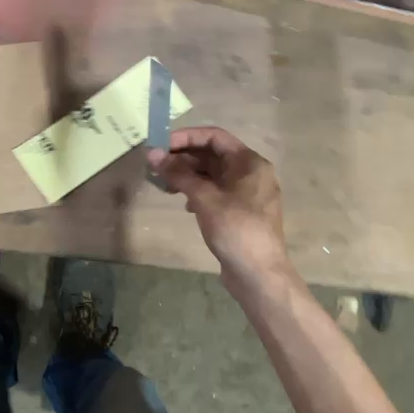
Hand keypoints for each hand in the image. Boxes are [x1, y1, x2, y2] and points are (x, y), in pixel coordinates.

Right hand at [149, 126, 292, 286]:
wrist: (260, 276)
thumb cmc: (235, 229)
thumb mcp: (204, 197)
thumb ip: (178, 173)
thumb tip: (152, 153)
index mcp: (249, 163)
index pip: (214, 136)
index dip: (186, 136)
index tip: (161, 144)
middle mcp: (251, 173)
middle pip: (212, 155)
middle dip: (183, 158)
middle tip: (156, 165)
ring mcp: (247, 194)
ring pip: (212, 174)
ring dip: (187, 175)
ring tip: (165, 185)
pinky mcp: (241, 212)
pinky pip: (216, 191)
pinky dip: (197, 191)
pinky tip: (184, 205)